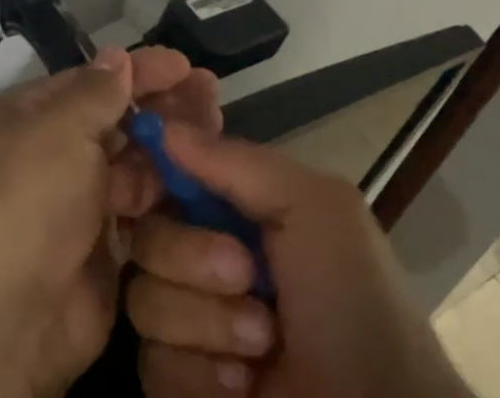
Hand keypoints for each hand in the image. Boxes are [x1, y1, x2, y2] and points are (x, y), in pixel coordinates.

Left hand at [0, 46, 219, 397]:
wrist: (13, 313)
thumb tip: (117, 54)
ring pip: (134, 162)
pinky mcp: (105, 242)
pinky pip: (143, 206)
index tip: (183, 65)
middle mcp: (51, 154)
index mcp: (27, 119)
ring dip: (170, 148)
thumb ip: (94, 93)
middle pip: (115, 120)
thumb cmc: (29, 203)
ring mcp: (78, 201)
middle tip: (211, 94)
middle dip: (160, 107)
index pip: (88, 82)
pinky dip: (168, 192)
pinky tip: (204, 178)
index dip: (135, 71)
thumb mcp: (58, 132)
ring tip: (216, 132)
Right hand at [126, 126, 469, 397]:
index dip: (149, 180)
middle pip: (145, 239)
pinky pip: (153, 365)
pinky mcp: (182, 384)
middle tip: (247, 278)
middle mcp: (205, 262)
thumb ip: (239, 161)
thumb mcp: (320, 208)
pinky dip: (200, 376)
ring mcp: (191, 327)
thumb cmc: (356, 302)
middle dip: (191, 259)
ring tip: (262, 346)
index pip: (163, 180)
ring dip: (205, 324)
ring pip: (144, 303)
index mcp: (235, 213)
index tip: (150, 188)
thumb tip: (158, 126)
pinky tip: (243, 385)